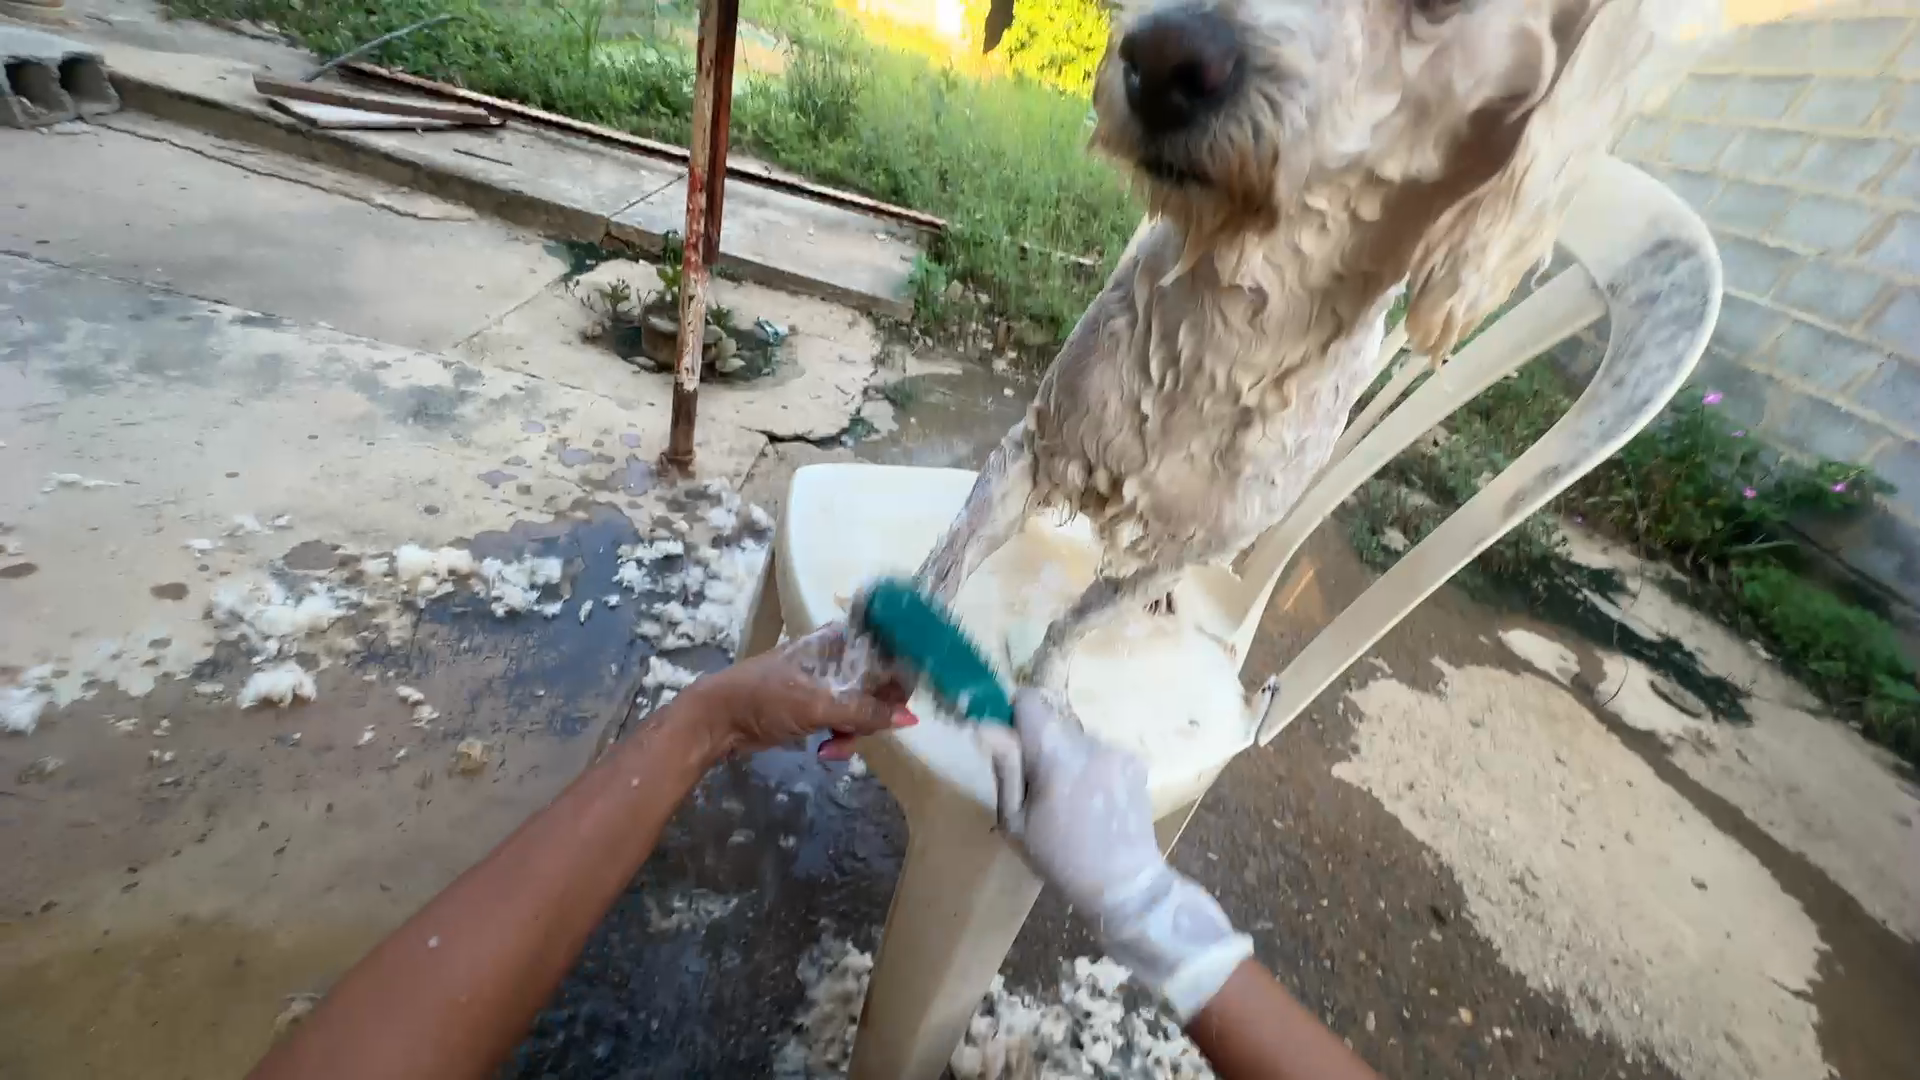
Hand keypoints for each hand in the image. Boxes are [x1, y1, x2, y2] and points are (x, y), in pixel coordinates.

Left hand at [681, 623, 914, 760]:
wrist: (718, 720)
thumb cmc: (766, 698)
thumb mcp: (819, 705)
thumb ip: (866, 711)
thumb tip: (910, 719)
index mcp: (840, 641)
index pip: (889, 652)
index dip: (900, 678)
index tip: (901, 706)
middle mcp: (840, 657)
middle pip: (881, 684)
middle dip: (875, 714)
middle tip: (862, 731)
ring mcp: (829, 683)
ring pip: (865, 707)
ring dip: (856, 731)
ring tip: (836, 746)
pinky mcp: (818, 706)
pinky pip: (847, 720)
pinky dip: (842, 736)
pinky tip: (826, 750)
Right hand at [995, 689, 1253, 1020]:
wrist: (1126, 887)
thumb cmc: (1060, 859)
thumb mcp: (1015, 822)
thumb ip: (1004, 768)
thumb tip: (986, 726)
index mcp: (1055, 754)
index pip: (1028, 700)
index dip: (1015, 715)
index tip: (1012, 743)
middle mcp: (1089, 741)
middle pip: (1053, 721)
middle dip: (1041, 744)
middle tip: (1041, 785)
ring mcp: (1116, 749)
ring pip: (1077, 737)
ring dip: (1068, 756)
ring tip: (1071, 799)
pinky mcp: (1135, 761)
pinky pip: (1101, 751)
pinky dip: (1092, 767)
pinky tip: (1095, 802)